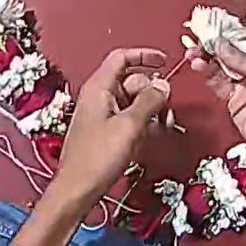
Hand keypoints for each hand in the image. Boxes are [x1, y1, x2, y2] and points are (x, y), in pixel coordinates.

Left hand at [46, 49, 171, 208]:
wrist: (78, 189)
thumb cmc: (100, 156)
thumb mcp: (130, 125)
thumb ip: (149, 101)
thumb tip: (164, 85)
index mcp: (99, 87)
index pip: (122, 58)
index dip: (144, 56)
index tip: (165, 62)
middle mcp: (100, 96)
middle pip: (133, 80)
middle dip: (153, 92)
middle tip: (167, 111)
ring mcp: (102, 113)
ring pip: (134, 100)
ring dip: (151, 109)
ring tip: (162, 127)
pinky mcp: (106, 130)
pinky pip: (129, 116)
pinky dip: (143, 121)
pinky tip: (150, 136)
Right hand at [190, 32, 245, 165]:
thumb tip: (224, 45)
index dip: (233, 33)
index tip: (216, 25)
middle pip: (235, 52)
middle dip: (217, 44)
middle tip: (200, 37)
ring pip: (224, 67)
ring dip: (209, 58)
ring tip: (196, 51)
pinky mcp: (237, 104)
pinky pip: (220, 85)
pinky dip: (208, 75)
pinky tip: (200, 65)